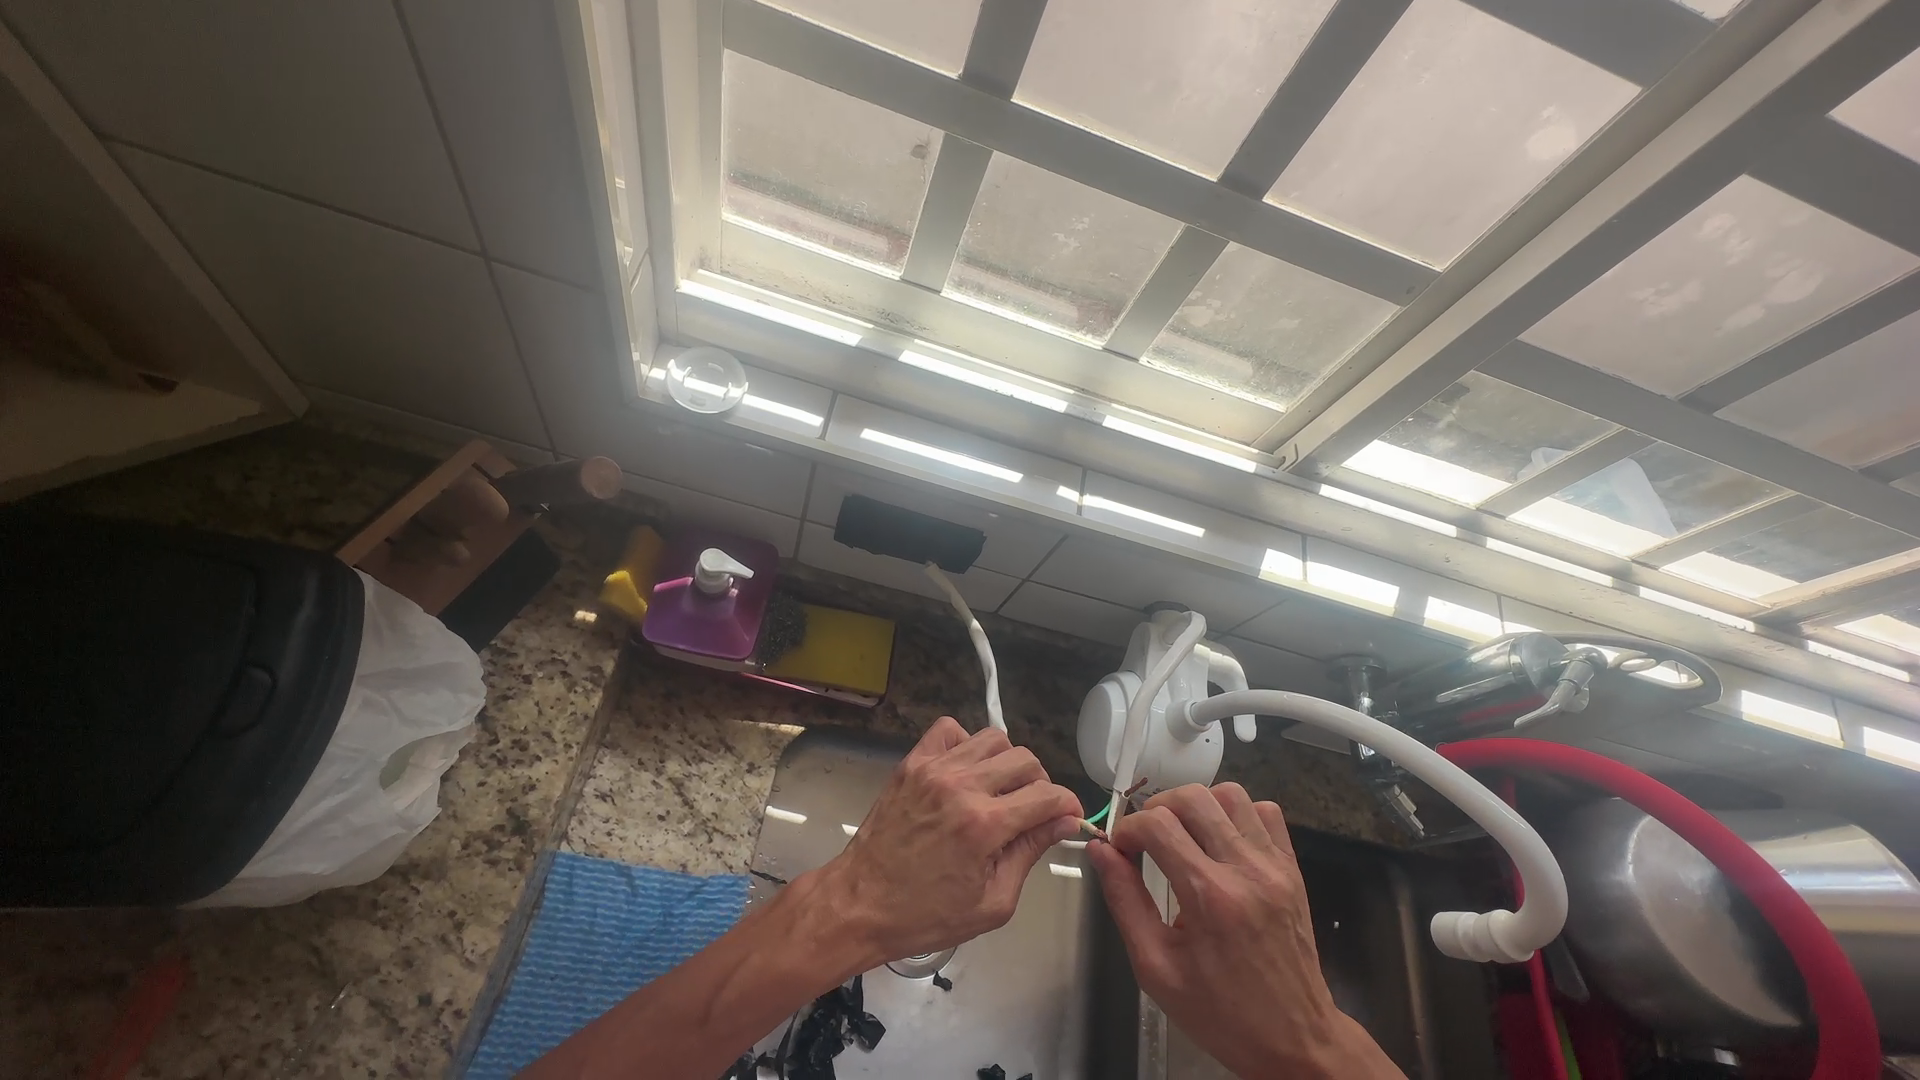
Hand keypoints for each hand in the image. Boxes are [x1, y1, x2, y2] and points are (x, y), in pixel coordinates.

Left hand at [809, 717, 1082, 964]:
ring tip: (999, 791)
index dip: (1067, 805)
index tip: (1067, 817)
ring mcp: (934, 768)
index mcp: (985, 825)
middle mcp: (962, 786)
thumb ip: (1031, 853)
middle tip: (1031, 811)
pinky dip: (966, 743)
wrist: (860, 903)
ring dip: (1006, 762)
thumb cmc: (927, 914)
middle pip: (1025, 760)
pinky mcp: (912, 762)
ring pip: (993, 738)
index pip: (1048, 794)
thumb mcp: (993, 902)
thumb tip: (1065, 822)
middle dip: (1040, 785)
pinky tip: (966, 772)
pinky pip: (950, 728)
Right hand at [1087, 784, 1402, 1079]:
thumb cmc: (1219, 1012)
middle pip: (1192, 798)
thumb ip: (1124, 900)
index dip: (1127, 830)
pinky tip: (1221, 841)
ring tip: (1183, 835)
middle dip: (1157, 809)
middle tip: (1147, 840)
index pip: (1157, 824)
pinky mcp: (1292, 868)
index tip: (1121, 851)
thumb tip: (1099, 850)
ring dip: (1197, 806)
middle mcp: (1245, 870)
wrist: (1295, 1041)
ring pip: (1230, 794)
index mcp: (1209, 897)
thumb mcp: (1155, 967)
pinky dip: (1237, 814)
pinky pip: (1265, 812)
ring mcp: (1274, 866)